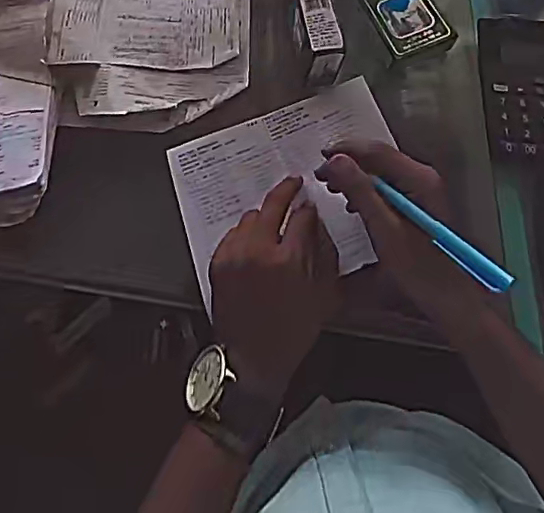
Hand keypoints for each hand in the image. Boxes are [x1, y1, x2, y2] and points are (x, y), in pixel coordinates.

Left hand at [210, 176, 340, 397]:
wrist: (250, 360)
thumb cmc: (290, 333)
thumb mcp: (323, 297)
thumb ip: (325, 255)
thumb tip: (319, 224)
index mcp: (288, 260)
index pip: (302, 216)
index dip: (309, 208)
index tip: (311, 205)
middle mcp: (259, 251)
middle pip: (274, 204)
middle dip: (287, 190)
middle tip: (294, 183)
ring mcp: (235, 255)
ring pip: (252, 216)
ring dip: (265, 215)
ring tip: (274, 221)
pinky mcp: (219, 262)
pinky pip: (235, 233)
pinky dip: (246, 233)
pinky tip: (255, 240)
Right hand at [316, 141, 479, 320]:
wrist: (449, 296)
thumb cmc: (419, 268)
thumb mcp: (384, 229)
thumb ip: (360, 191)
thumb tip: (335, 161)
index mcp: (419, 179)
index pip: (376, 151)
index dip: (345, 151)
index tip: (320, 158)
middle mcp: (422, 177)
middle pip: (379, 157)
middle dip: (348, 162)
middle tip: (322, 174)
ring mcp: (422, 188)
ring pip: (381, 170)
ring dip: (355, 176)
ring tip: (333, 187)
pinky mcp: (417, 202)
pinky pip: (386, 185)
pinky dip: (366, 189)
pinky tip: (353, 203)